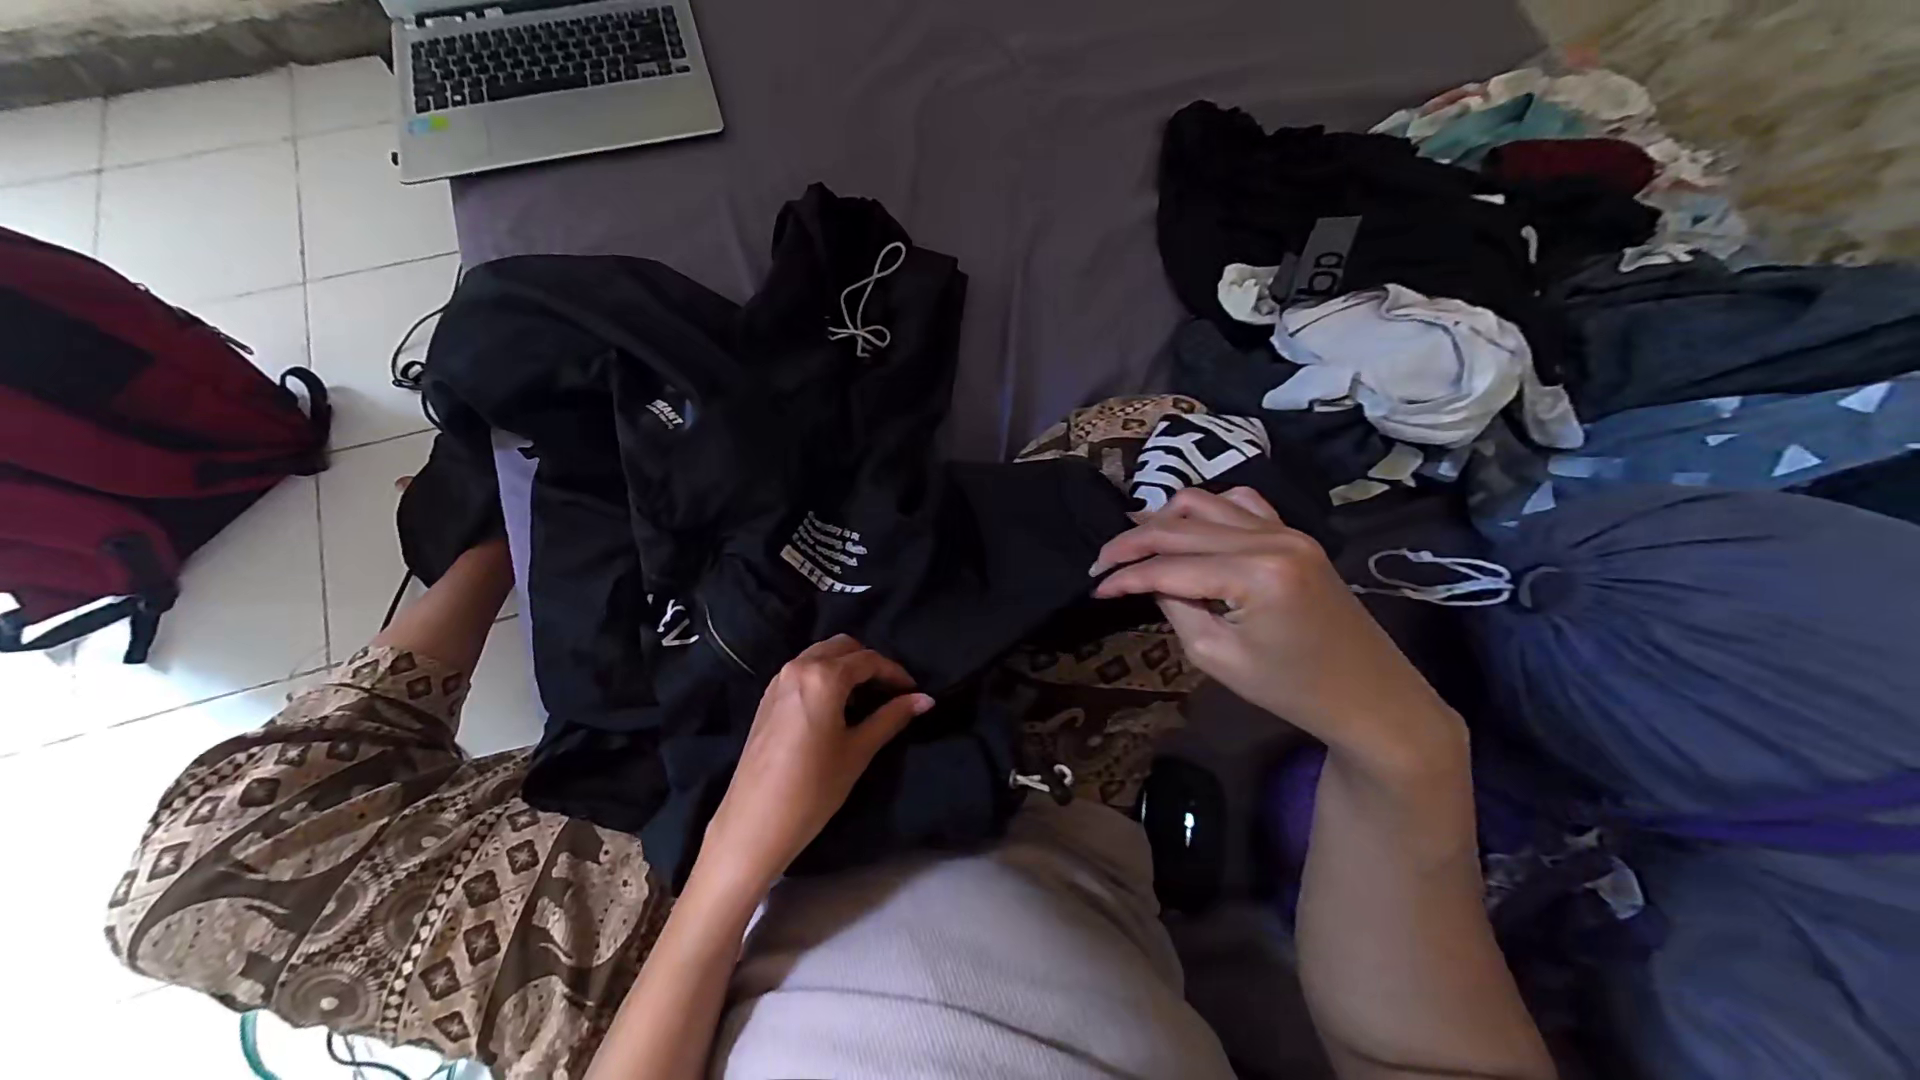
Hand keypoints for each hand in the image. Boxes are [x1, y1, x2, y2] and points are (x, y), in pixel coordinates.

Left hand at [698, 635, 933, 892]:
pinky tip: (836, 707)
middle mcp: (798, 667)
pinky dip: (825, 676)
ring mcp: (779, 681)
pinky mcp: (767, 698)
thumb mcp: (858, 751)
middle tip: (890, 693)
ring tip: (866, 700)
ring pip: (821, 655)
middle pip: (843, 647)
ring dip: (846, 667)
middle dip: (870, 664)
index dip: (896, 673)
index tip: (913, 692)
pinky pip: (803, 670)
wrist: (754, 823)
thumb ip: (891, 717)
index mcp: (823, 676)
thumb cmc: (813, 788)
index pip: (869, 660)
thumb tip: (925, 699)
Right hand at [1090, 487, 1462, 772]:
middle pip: (1180, 526)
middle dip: (1132, 543)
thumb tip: (1151, 580)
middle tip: (1101, 563)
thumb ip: (1176, 608)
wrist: (1369, 696)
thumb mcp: (1217, 657)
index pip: (1168, 565)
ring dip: (1164, 520)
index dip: (1124, 575)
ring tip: (1137, 546)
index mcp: (1255, 573)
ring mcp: (1286, 530)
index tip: (1093, 586)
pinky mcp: (1294, 534)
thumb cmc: (1291, 689)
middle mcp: (1271, 537)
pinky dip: (1205, 511)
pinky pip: (1239, 503)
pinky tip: (1189, 531)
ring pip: (1205, 502)